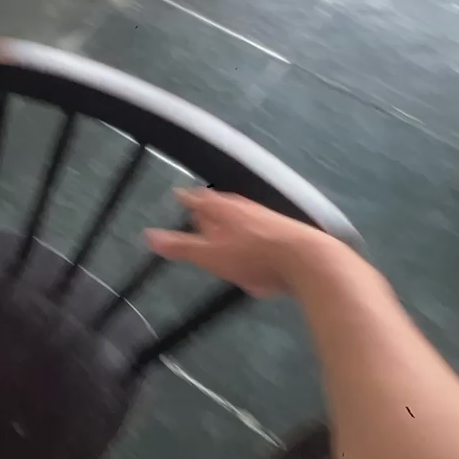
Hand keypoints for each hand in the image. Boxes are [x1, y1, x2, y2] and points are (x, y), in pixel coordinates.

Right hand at [144, 188, 341, 299]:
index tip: (178, 195)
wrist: (311, 263)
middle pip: (223, 206)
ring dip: (233, 223)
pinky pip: (262, 234)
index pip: (199, 199)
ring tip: (225, 230)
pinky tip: (254, 252)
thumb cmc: (252, 255)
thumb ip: (179, 247)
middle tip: (200, 213)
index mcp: (223, 210)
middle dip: (210, 209)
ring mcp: (269, 220)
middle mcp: (246, 209)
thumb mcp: (209, 255)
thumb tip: (147, 236)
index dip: (187, 198)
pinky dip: (252, 240)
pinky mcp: (288, 235)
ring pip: (244, 218)